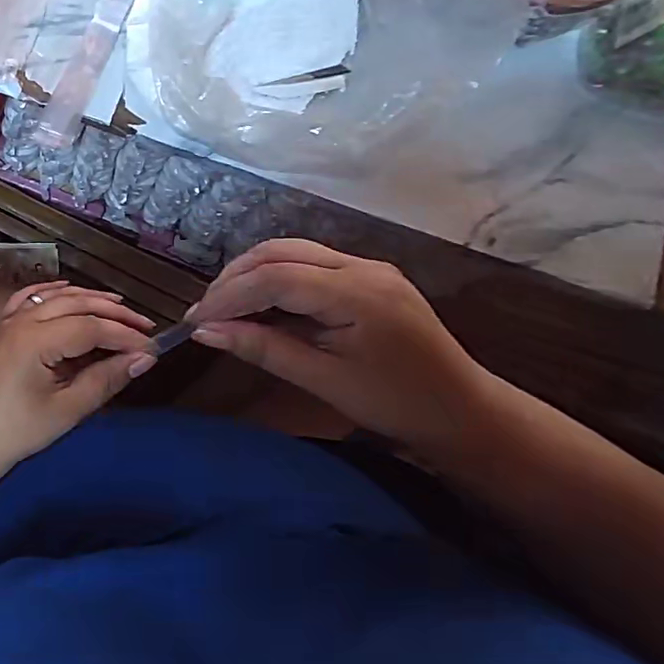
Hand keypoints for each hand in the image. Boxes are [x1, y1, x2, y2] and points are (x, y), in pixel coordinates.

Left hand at [0, 281, 158, 471]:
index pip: (90, 328)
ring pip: (55, 297)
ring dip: (87, 299)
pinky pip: (30, 298)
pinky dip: (53, 293)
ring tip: (119, 307)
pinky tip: (70, 291)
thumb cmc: (19, 431)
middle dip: (113, 313)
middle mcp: (21, 321)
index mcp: (35, 340)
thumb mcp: (68, 410)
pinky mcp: (2, 327)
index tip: (151, 348)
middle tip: (144, 326)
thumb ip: (107, 379)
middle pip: (75, 304)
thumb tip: (143, 359)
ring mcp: (8, 320)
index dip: (124, 336)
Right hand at [185, 240, 504, 458]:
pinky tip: (261, 302)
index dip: (229, 295)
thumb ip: (263, 349)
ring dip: (252, 273)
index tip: (196, 321)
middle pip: (279, 252)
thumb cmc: (397, 404)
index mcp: (357, 293)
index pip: (275, 278)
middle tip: (206, 312)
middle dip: (235, 277)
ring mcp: (366, 266)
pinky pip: (309, 263)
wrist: (466, 412)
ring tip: (225, 306)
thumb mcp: (324, 381)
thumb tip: (207, 332)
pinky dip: (276, 277)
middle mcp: (361, 266)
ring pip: (291, 251)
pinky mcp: (367, 275)